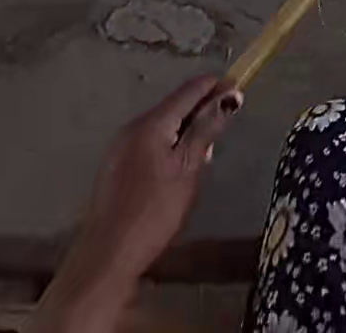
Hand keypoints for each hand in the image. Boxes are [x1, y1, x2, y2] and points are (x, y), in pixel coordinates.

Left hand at [34, 76, 242, 332]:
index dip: (216, 86)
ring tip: (207, 145)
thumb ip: (207, 127)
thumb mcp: (188, 168)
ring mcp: (121, 146)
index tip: (240, 87)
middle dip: (203, 107)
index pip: (190, 90)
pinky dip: (171, 141)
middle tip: (228, 120)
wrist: (105, 260)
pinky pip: (151, 140)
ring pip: (163, 123)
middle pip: (175, 104)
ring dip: (188, 125)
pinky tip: (180, 163)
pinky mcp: (116, 166)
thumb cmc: (154, 212)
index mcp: (151, 123)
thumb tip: (229, 94)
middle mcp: (133, 127)